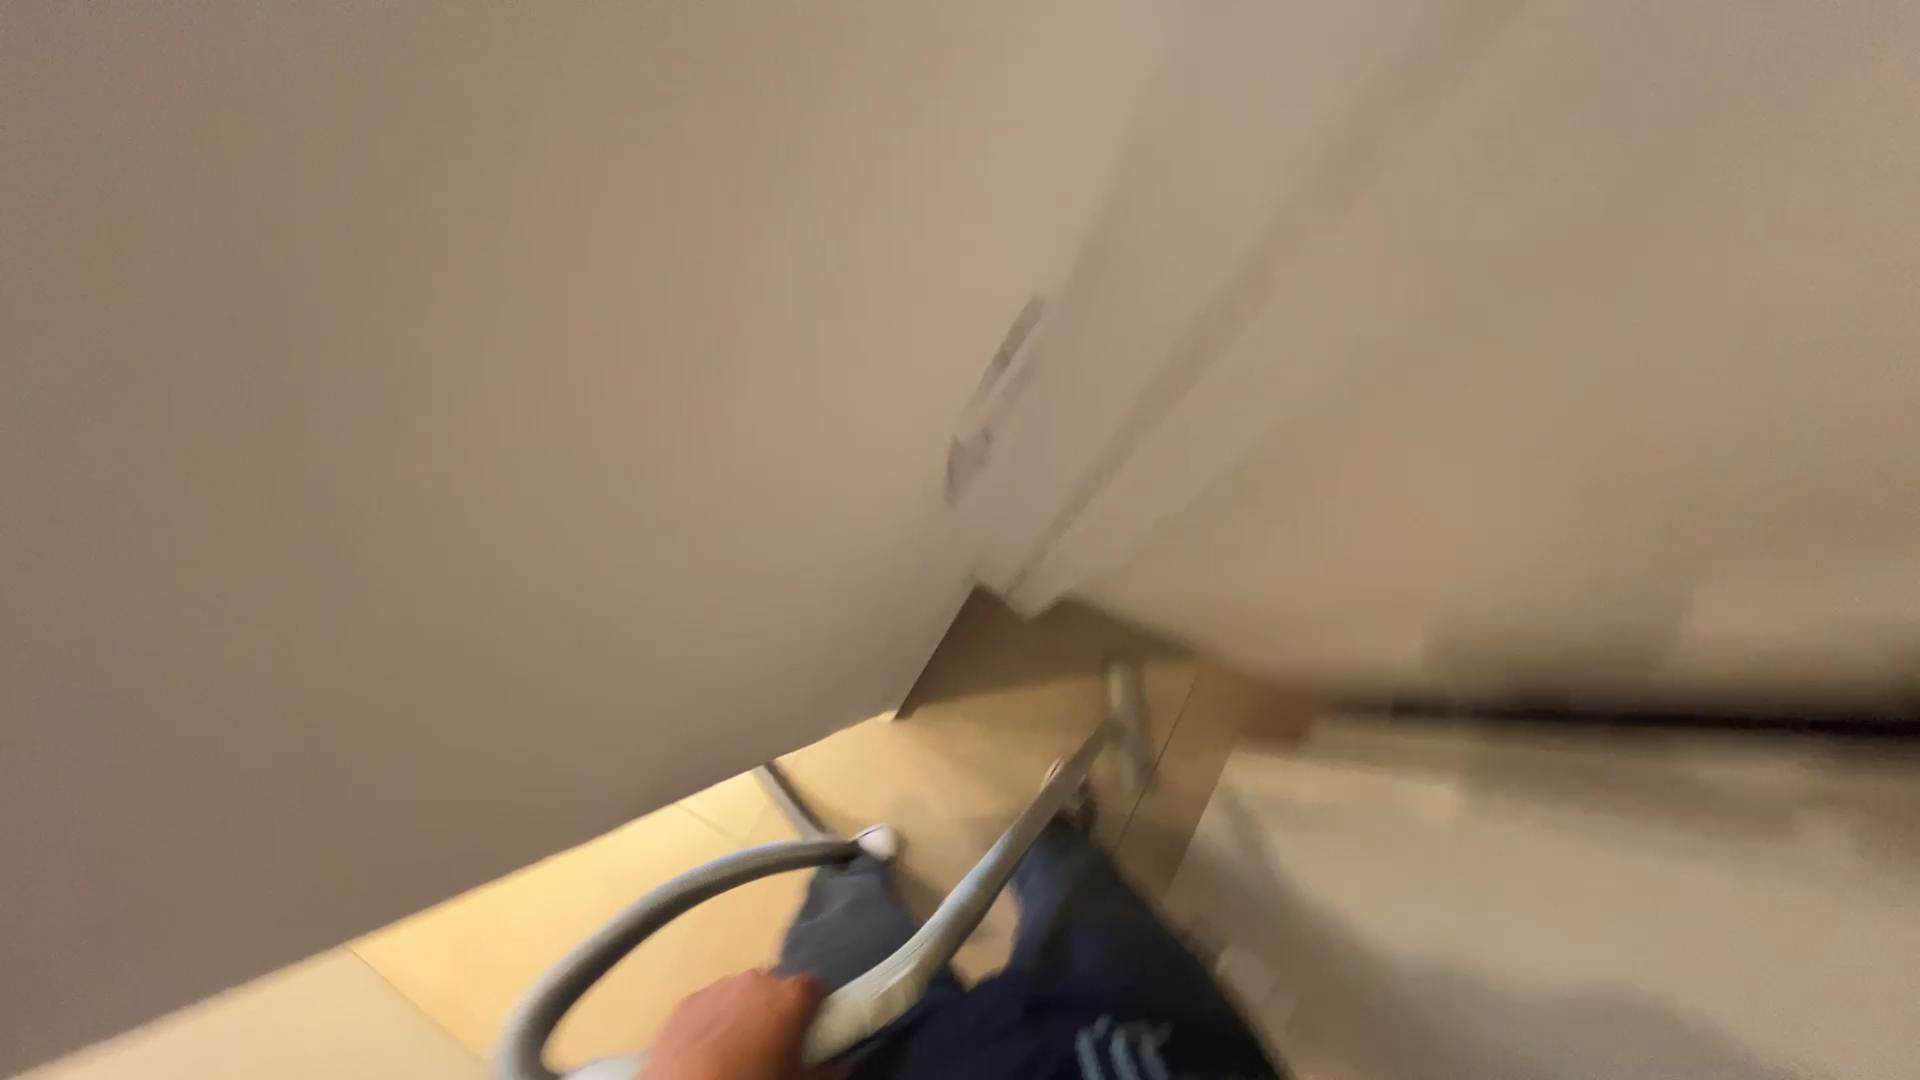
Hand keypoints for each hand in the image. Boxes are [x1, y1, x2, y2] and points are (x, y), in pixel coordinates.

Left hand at [642, 970, 842, 1079]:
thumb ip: (827, 1074)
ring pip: (743, 995)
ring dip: (746, 1016)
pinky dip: (715, 1023)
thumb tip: (841, 1065)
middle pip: (778, 989)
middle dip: (778, 1015)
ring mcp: (720, 987)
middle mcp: (759, 979)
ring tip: (735, 1059)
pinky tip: (705, 1057)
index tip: (809, 1039)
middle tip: (771, 1053)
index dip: (815, 1013)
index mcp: (791, 997)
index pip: (816, 989)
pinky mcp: (687, 1002)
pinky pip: (713, 1006)